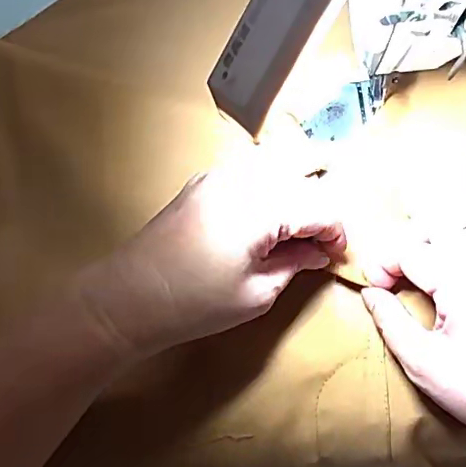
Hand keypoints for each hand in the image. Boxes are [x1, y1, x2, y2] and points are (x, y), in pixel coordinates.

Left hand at [77, 143, 347, 360]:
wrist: (129, 296)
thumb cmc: (195, 303)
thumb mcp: (256, 293)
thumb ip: (295, 264)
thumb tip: (318, 251)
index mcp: (261, 207)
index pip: (319, 206)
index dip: (335, 230)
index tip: (336, 253)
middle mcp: (243, 179)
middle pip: (301, 176)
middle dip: (318, 207)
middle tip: (317, 242)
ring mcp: (219, 175)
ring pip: (276, 163)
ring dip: (295, 189)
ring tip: (294, 228)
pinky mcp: (202, 181)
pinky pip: (249, 169)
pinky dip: (269, 185)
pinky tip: (265, 216)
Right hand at [359, 208, 465, 466]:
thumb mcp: (422, 364)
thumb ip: (389, 321)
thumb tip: (370, 293)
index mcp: (464, 281)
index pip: (409, 248)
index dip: (383, 265)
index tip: (376, 290)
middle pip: (436, 222)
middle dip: (405, 242)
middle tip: (394, 277)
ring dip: (437, 228)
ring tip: (421, 257)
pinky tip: (460, 240)